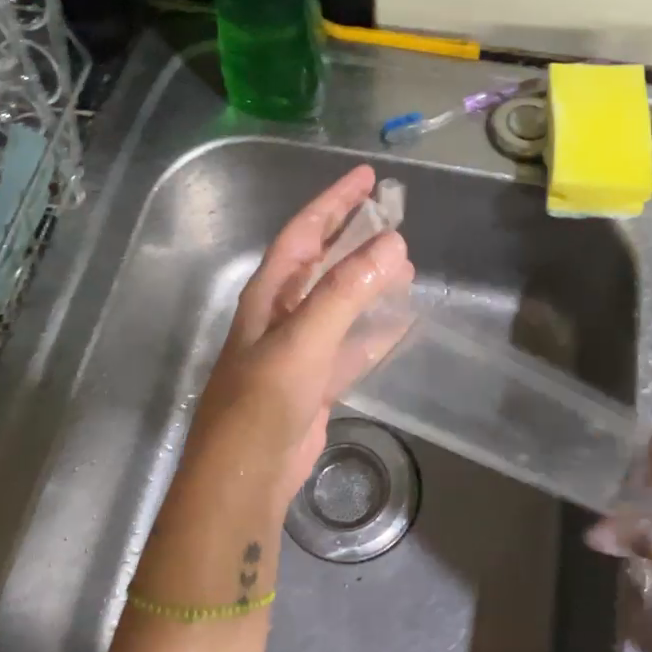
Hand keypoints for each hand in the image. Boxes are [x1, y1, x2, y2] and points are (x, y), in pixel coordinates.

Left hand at [176, 165, 413, 517]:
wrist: (247, 473)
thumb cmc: (265, 399)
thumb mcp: (304, 337)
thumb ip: (346, 290)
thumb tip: (392, 243)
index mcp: (269, 295)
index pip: (303, 233)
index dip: (332, 203)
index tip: (366, 178)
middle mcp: (280, 316)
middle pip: (322, 265)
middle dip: (354, 240)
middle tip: (395, 221)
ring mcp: (298, 352)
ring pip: (339, 305)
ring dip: (368, 285)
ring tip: (405, 268)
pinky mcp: (314, 386)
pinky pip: (349, 348)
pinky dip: (373, 334)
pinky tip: (399, 326)